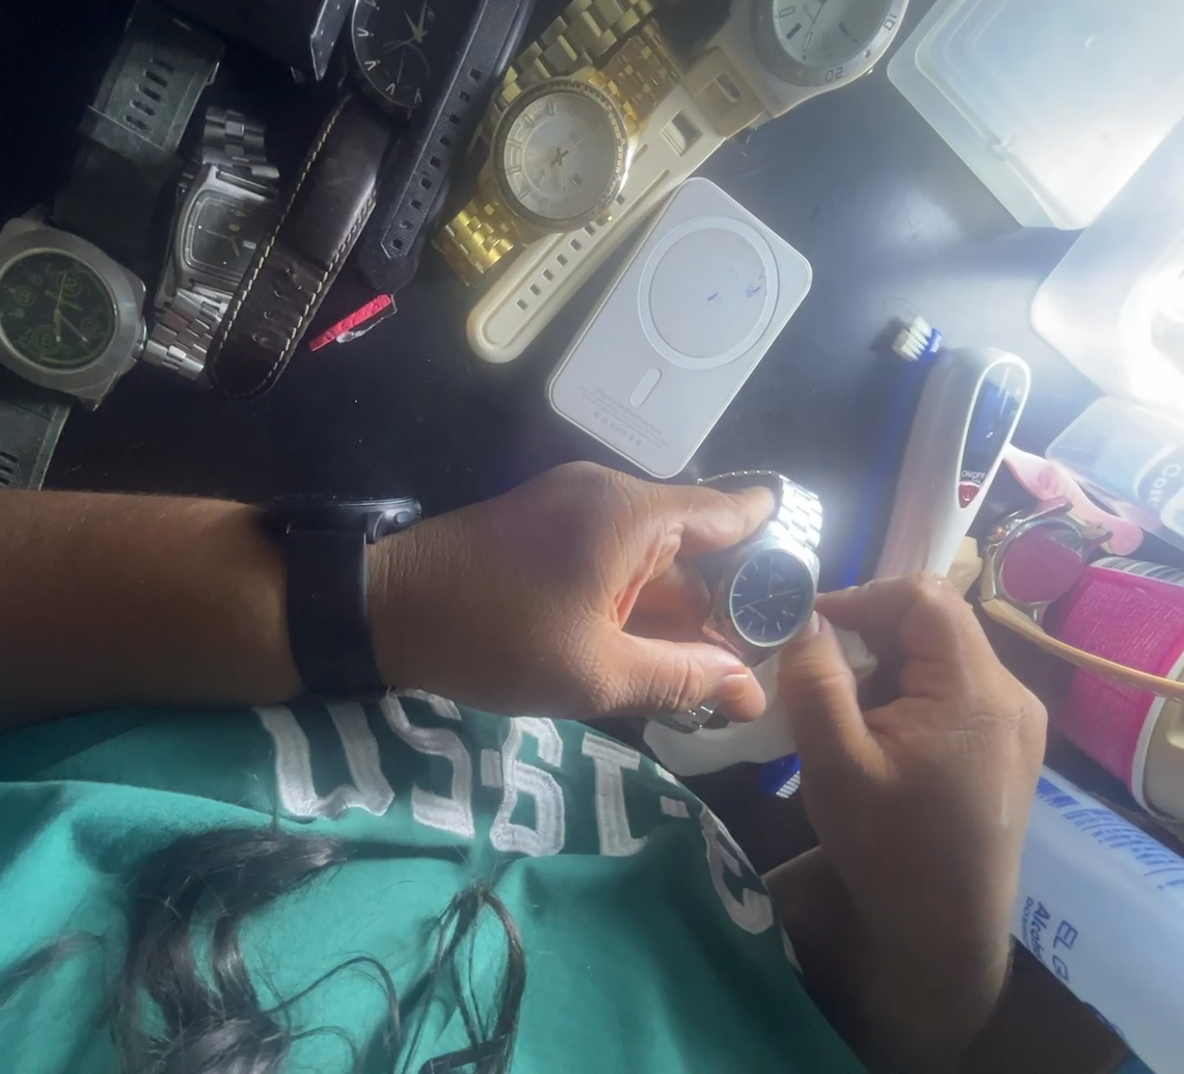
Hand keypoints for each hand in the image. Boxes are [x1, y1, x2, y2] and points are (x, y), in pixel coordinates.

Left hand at [369, 462, 774, 720]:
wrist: (386, 610)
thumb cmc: (494, 637)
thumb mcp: (596, 672)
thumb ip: (681, 676)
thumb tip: (750, 688)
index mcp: (632, 513)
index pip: (735, 516)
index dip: (773, 560)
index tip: (797, 609)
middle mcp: (610, 495)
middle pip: (695, 545)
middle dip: (721, 607)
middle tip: (752, 670)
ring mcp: (573, 507)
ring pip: (651, 558)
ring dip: (673, 611)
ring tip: (706, 674)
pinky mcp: (546, 527)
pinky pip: (611, 559)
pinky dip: (633, 600)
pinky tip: (646, 649)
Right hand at [775, 575, 1046, 1061]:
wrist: (942, 930)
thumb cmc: (887, 846)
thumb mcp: (833, 761)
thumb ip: (816, 680)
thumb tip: (806, 618)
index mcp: (976, 692)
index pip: (924, 596)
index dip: (860, 596)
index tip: (809, 627)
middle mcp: (1009, 694)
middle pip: (931, 621)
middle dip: (864, 633)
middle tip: (814, 670)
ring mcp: (1011, 720)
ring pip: (934, 652)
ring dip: (877, 663)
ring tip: (838, 706)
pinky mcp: (1001, 741)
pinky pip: (944, 685)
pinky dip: (897, 688)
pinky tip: (870, 729)